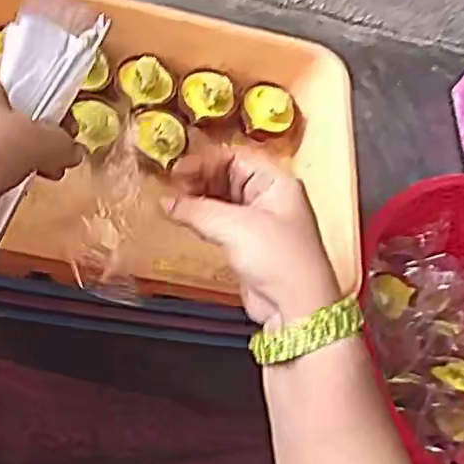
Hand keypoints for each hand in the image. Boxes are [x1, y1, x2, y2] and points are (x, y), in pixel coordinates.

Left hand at [0, 56, 82, 219]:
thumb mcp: (34, 144)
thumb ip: (62, 143)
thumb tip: (74, 151)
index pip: (27, 72)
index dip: (54, 98)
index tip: (68, 126)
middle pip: (15, 107)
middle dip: (41, 134)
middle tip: (58, 156)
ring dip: (25, 154)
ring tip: (42, 174)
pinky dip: (1, 167)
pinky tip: (15, 184)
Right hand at [163, 147, 341, 327]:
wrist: (294, 305)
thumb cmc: (284, 262)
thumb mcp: (236, 227)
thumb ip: (197, 211)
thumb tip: (169, 201)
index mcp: (276, 182)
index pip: (235, 158)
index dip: (204, 161)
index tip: (178, 170)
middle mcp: (268, 199)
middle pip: (227, 178)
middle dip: (198, 180)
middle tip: (172, 185)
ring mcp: (257, 223)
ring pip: (220, 201)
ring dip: (196, 201)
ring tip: (173, 202)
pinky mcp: (246, 245)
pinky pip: (219, 224)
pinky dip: (200, 220)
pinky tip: (184, 220)